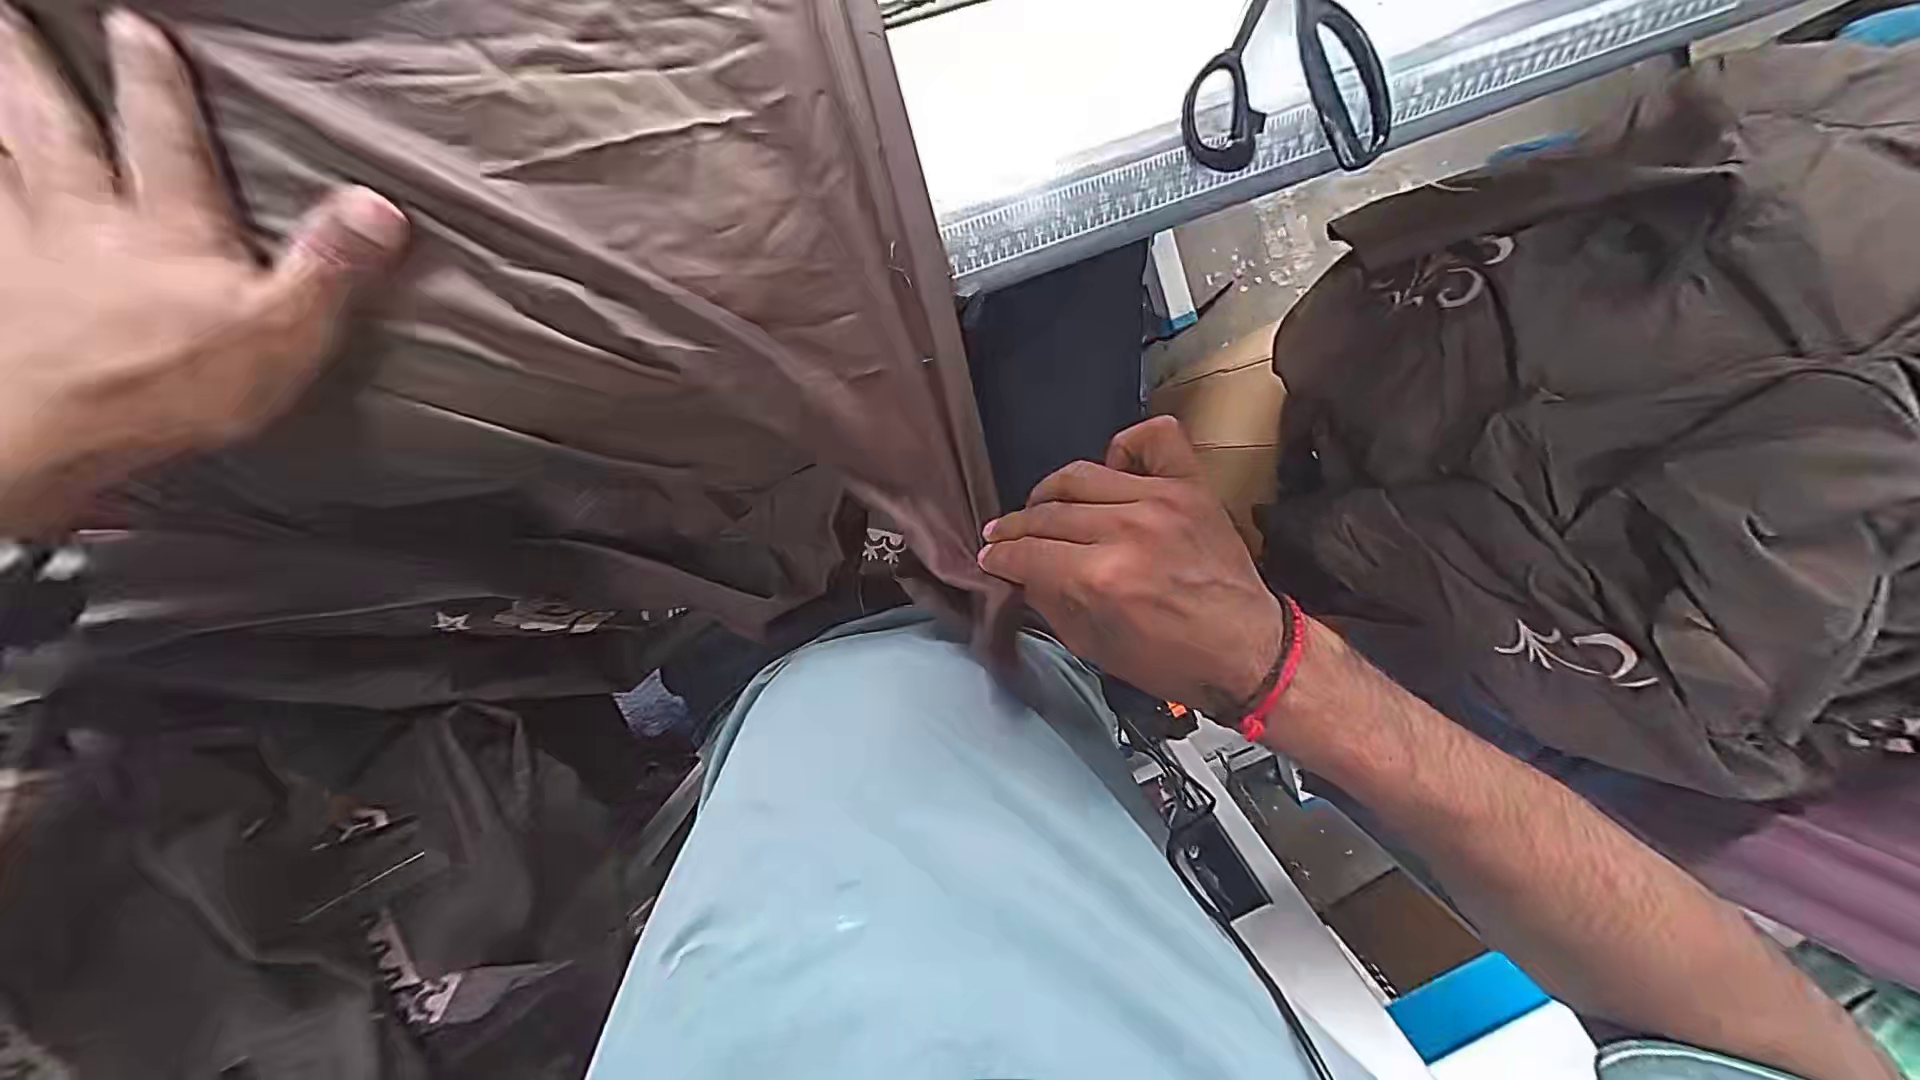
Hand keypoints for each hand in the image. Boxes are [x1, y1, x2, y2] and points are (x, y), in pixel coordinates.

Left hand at [0, 6, 406, 535]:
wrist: (57, 428)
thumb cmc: (184, 381)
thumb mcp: (288, 324)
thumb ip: (332, 262)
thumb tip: (380, 205)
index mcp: (170, 231)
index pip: (167, 143)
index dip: (158, 87)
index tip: (141, 29)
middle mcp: (89, 223)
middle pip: (53, 127)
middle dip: (31, 65)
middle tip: (9, 14)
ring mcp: (28, 248)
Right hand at [977, 416, 1284, 717]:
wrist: (1249, 652)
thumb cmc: (1171, 660)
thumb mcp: (1093, 645)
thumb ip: (1049, 600)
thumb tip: (1020, 570)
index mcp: (1100, 578)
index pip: (1025, 552)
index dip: (999, 557)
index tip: (991, 558)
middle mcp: (1126, 531)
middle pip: (1045, 513)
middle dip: (1014, 529)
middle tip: (1005, 537)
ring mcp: (1161, 501)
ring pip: (1080, 476)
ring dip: (1050, 493)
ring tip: (1043, 508)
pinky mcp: (1190, 487)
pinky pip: (1153, 438)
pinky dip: (1125, 448)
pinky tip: (1113, 471)